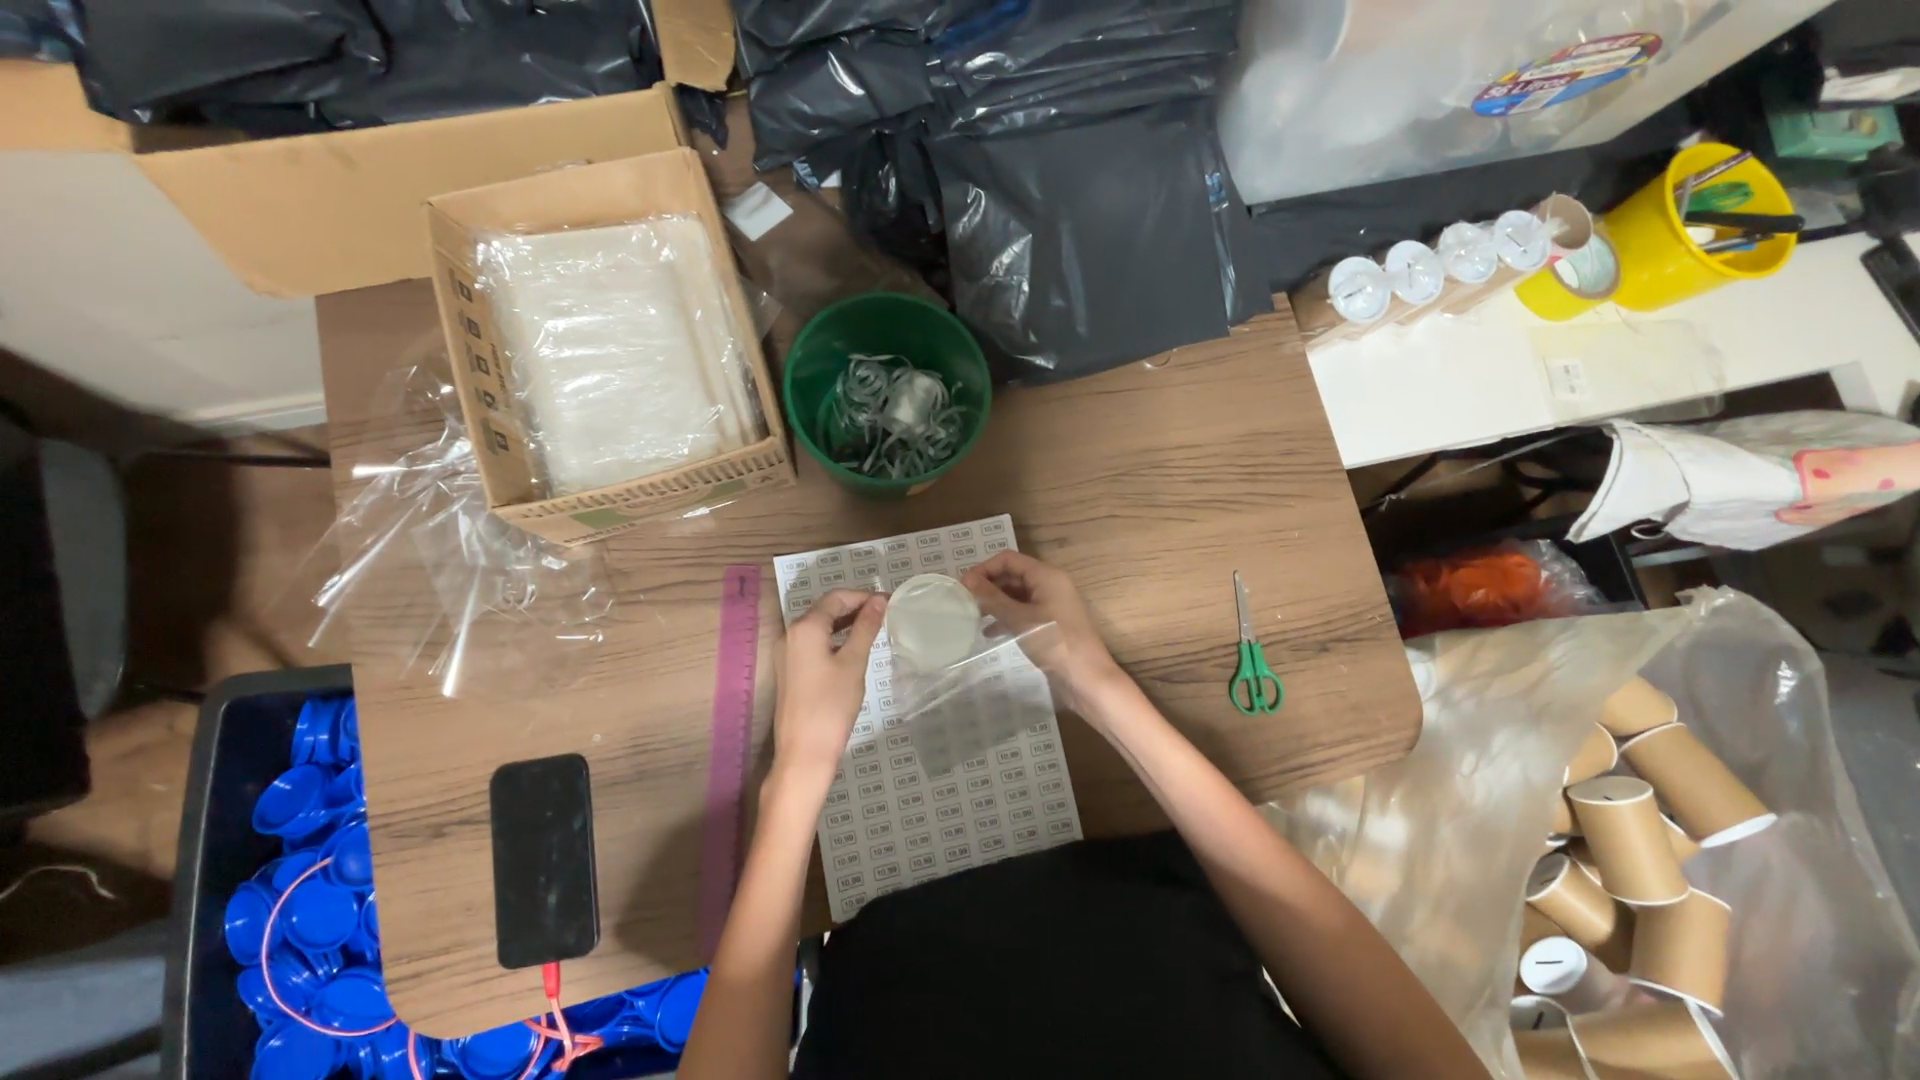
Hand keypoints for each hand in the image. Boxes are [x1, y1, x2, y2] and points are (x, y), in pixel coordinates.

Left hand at [772, 589, 886, 783]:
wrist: (804, 751)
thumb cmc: (831, 704)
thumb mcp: (853, 662)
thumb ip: (866, 628)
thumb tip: (878, 600)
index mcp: (805, 627)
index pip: (836, 598)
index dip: (863, 596)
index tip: (889, 602)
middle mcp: (791, 634)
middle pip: (825, 609)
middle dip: (855, 607)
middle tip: (885, 614)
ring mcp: (787, 653)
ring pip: (819, 627)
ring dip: (845, 623)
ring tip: (874, 629)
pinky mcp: (790, 670)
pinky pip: (814, 643)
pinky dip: (835, 639)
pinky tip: (853, 649)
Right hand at [960, 552, 1118, 703]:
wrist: (1087, 678)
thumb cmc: (1055, 642)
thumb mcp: (1019, 619)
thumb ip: (992, 598)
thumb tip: (967, 579)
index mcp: (1046, 576)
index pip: (1009, 559)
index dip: (984, 568)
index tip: (962, 585)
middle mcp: (1050, 585)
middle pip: (1013, 575)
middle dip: (988, 585)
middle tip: (964, 601)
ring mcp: (1051, 605)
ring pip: (1016, 595)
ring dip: (995, 602)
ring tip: (972, 616)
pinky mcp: (1050, 624)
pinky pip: (1023, 612)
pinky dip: (1006, 618)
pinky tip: (989, 632)